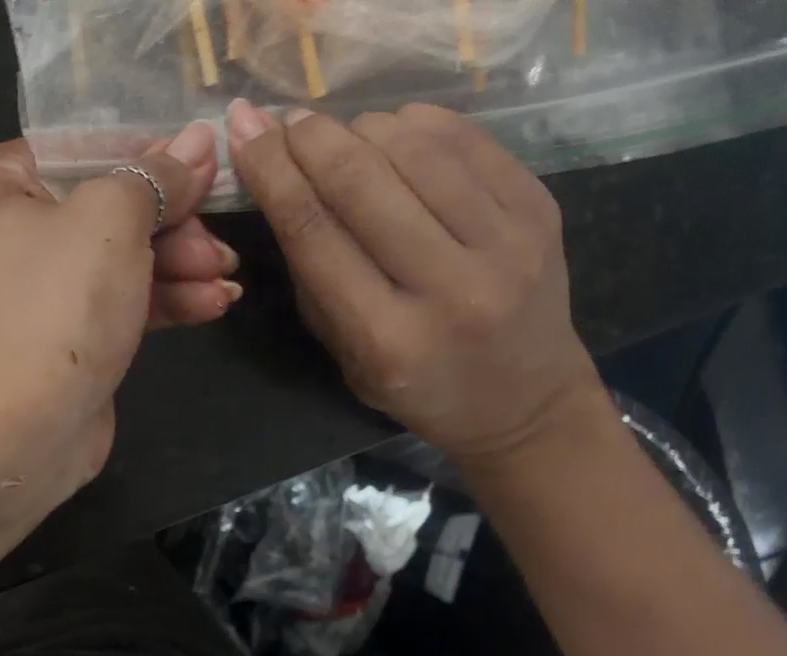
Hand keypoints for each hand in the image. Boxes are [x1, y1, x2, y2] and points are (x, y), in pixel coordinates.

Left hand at [0, 126, 231, 490]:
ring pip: (114, 262)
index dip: (149, 159)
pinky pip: (112, 306)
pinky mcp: (56, 343)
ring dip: (177, 267)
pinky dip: (160, 303)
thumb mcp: (110, 220)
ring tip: (228, 279)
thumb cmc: (52, 308)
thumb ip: (156, 178)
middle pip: (103, 210)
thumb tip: (198, 143)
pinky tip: (212, 305)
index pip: (80, 151)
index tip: (207, 168)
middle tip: (220, 242)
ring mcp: (28, 295)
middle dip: (172, 226)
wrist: (14, 433)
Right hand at [228, 99, 602, 462]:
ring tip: (342, 133)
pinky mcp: (540, 211)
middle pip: (362, 185)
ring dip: (364, 128)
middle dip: (312, 141)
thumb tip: (284, 188)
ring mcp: (504, 244)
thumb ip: (317, 285)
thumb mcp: (351, 359)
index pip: (316, 235)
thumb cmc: (421, 391)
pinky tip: (394, 129)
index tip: (246, 136)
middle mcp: (449, 288)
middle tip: (288, 122)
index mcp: (388, 339)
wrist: (525, 402)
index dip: (273, 176)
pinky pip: (468, 141)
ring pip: (416, 150)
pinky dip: (419, 123)